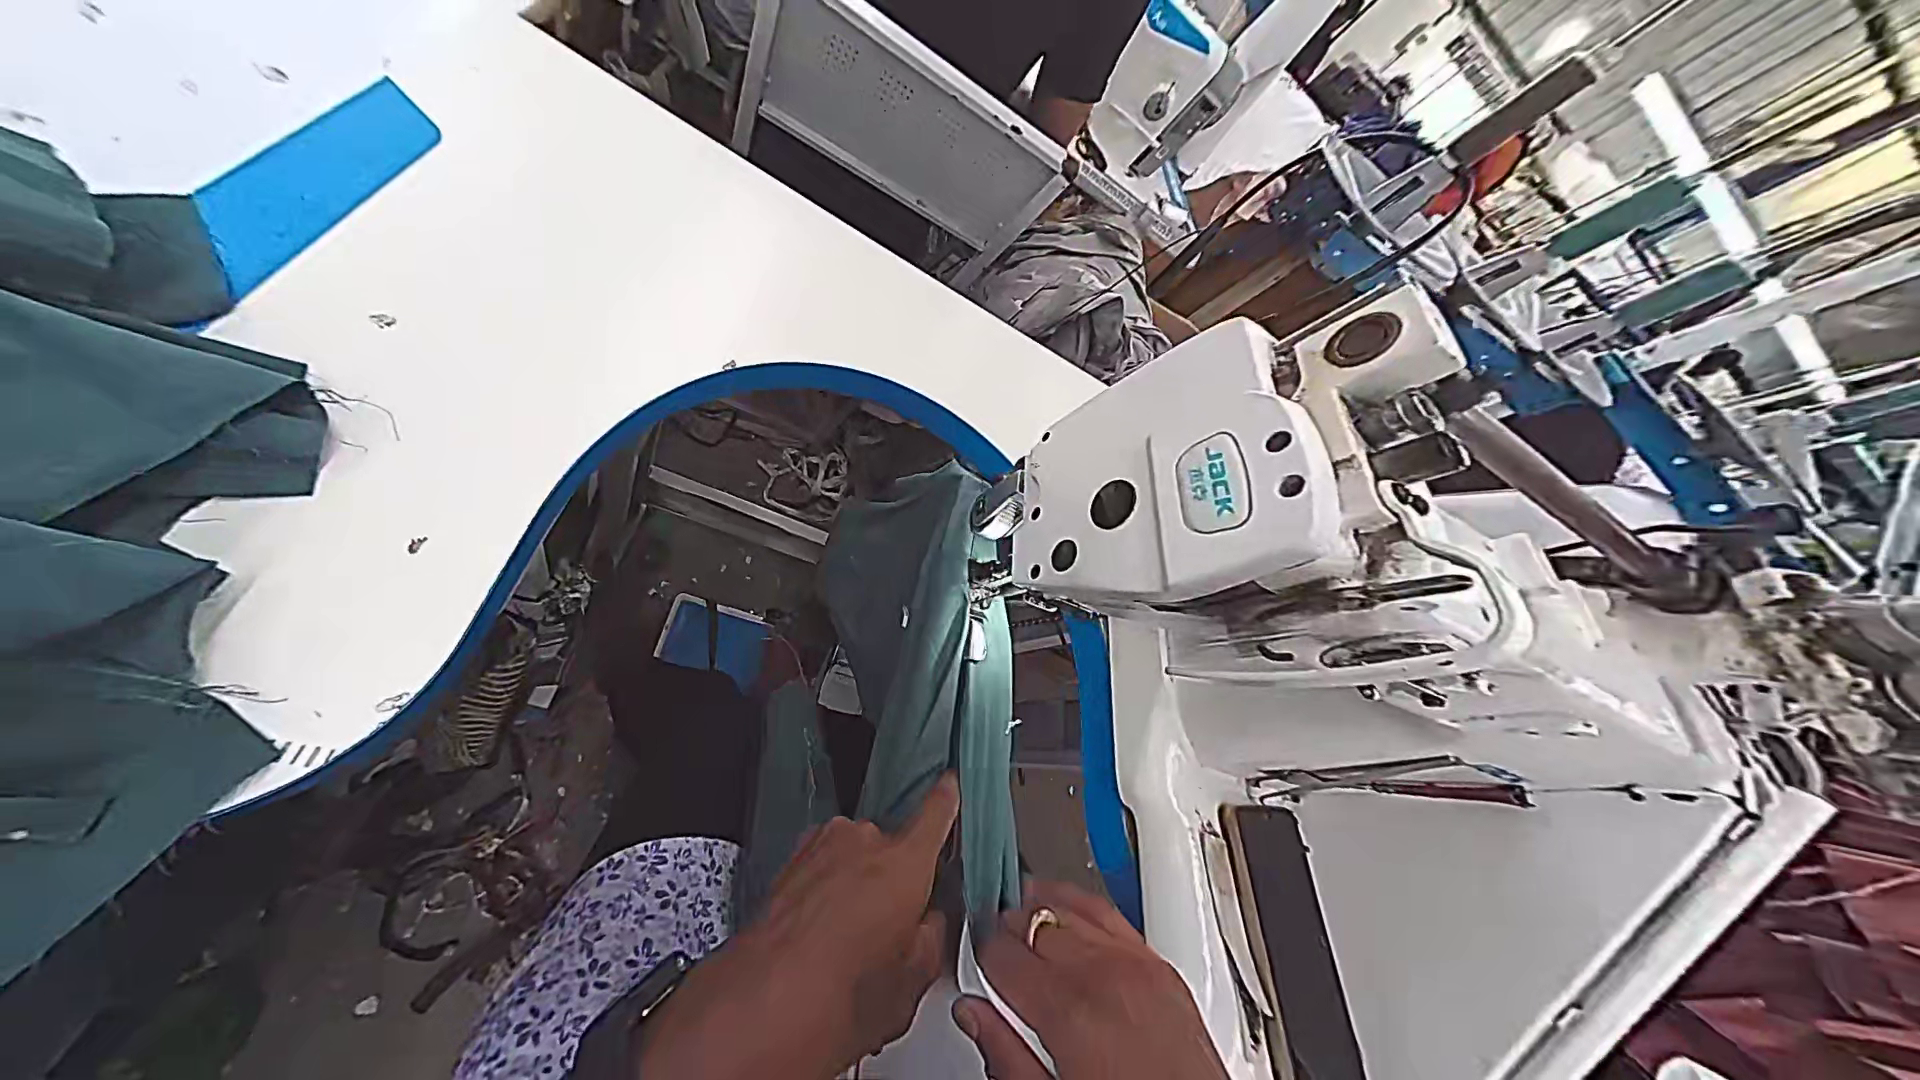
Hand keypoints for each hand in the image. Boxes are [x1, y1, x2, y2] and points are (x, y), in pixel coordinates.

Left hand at [634, 773, 958, 1077]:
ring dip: (856, 882)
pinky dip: (827, 884)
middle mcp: (866, 840)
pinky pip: (826, 861)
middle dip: (893, 879)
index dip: (947, 797)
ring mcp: (826, 843)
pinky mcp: (795, 855)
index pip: (937, 811)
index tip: (950, 785)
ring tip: (844, 936)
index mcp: (906, 862)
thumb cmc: (835, 996)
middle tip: (885, 927)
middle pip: (894, 848)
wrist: (759, 1001)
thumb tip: (929, 922)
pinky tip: (820, 929)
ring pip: (856, 855)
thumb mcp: (911, 982)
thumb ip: (933, 935)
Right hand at [953, 881, 1229, 1079]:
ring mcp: (1134, 965)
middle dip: (1008, 930)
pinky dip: (1079, 902)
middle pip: (1033, 925)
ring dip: (1039, 908)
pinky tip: (1065, 902)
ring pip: (1068, 908)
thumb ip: (1006, 1055)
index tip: (976, 955)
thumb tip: (971, 1012)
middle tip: (994, 940)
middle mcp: (1101, 977)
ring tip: (1019, 909)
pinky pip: (1109, 913)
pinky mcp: (1159, 964)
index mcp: (1069, 1014)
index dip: (982, 951)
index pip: (1004, 956)